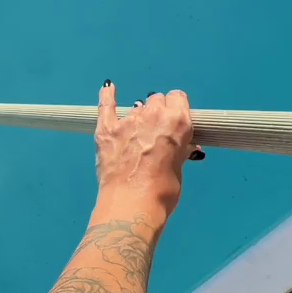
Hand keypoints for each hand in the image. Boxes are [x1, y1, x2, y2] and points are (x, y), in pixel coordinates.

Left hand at [94, 82, 195, 215]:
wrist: (132, 204)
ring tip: (136, 134)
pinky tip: (108, 88)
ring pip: (136, 106)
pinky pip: (106, 105)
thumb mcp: (179, 168)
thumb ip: (180, 150)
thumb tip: (185, 147)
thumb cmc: (163, 191)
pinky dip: (107, 96)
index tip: (174, 119)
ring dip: (139, 116)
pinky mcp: (107, 128)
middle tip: (156, 132)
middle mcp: (154, 114)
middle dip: (157, 112)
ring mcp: (128, 120)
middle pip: (156, 99)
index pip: (178, 98)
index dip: (176, 108)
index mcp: (177, 121)